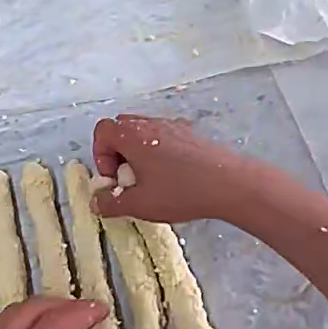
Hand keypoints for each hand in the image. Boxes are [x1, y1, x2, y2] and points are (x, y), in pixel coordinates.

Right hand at [91, 113, 300, 225]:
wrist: (231, 184)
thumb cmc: (180, 191)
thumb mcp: (139, 204)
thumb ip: (111, 203)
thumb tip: (96, 202)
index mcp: (131, 136)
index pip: (102, 131)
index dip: (100, 154)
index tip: (114, 178)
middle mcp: (149, 124)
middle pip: (121, 127)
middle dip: (117, 151)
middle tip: (128, 176)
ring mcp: (172, 125)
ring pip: (144, 131)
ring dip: (139, 151)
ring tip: (150, 178)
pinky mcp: (191, 133)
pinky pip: (165, 135)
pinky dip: (160, 150)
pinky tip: (173, 175)